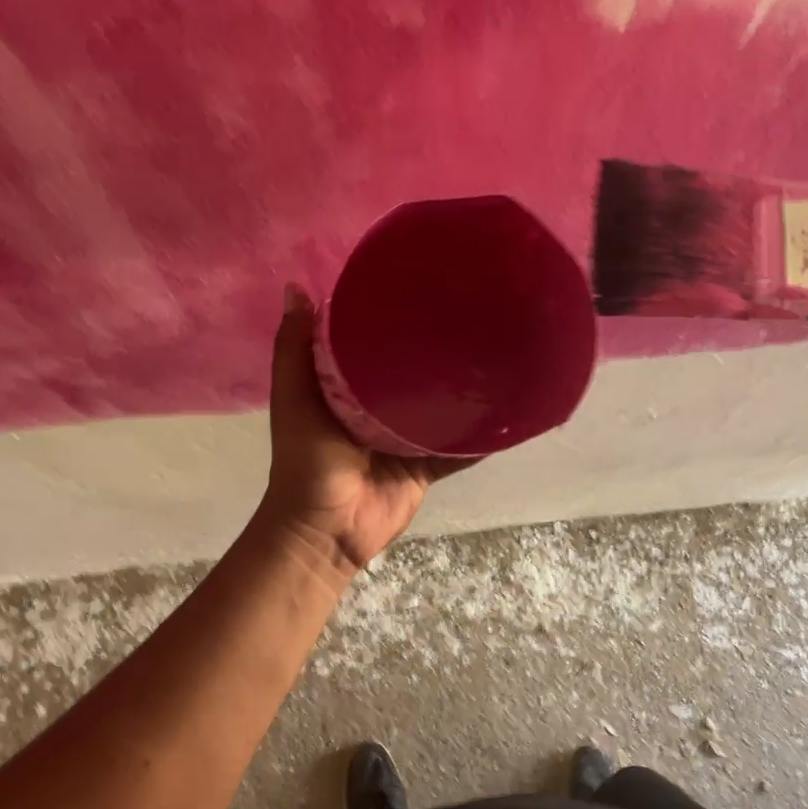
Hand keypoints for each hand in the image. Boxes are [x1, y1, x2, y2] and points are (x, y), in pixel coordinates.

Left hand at [256, 284, 475, 580]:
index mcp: (346, 386)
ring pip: (444, 406)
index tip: (421, 280)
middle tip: (476, 310)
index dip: (391, 315)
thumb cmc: (307, 459)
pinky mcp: (428, 465)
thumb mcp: (294, 397)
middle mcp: (380, 407)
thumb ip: (294, 348)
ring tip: (503, 350)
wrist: (327, 528)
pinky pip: (462, 447)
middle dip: (439, 348)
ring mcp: (408, 437)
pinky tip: (513, 408)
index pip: (373, 341)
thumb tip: (296, 285)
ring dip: (467, 388)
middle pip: (415, 372)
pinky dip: (484, 434)